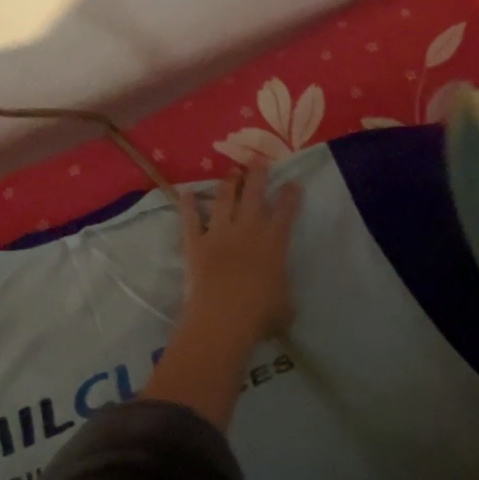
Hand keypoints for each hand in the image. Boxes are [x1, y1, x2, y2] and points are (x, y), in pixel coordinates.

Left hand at [180, 166, 301, 341]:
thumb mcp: (286, 304)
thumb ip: (283, 289)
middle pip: (253, 194)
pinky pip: (190, 219)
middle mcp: (247, 229)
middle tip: (259, 160)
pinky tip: (186, 191)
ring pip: (224, 199)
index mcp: (273, 242)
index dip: (290, 195)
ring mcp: (219, 232)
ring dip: (229, 183)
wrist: (222, 319)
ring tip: (233, 171)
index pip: (285, 211)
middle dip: (258, 175)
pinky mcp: (196, 243)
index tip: (293, 181)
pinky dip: (188, 205)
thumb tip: (281, 289)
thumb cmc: (260, 315)